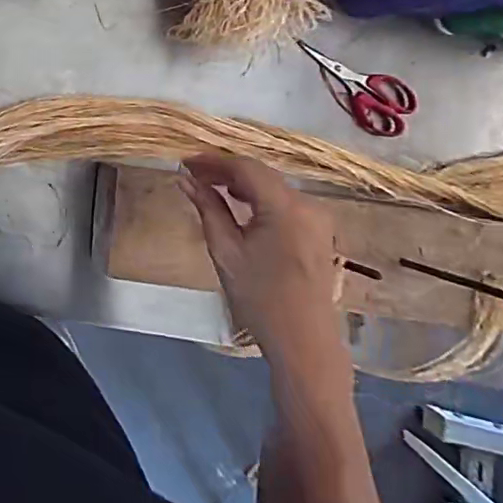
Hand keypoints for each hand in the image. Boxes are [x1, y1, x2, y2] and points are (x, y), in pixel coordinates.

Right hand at [179, 155, 341, 359]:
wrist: (304, 342)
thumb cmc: (259, 296)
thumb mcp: (225, 249)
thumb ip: (207, 207)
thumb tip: (185, 179)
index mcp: (287, 208)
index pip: (246, 168)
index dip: (213, 161)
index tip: (184, 163)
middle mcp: (309, 207)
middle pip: (261, 174)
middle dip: (225, 170)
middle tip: (191, 174)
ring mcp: (318, 220)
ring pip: (272, 186)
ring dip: (240, 182)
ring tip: (208, 187)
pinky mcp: (318, 233)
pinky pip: (283, 201)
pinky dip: (256, 196)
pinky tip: (236, 202)